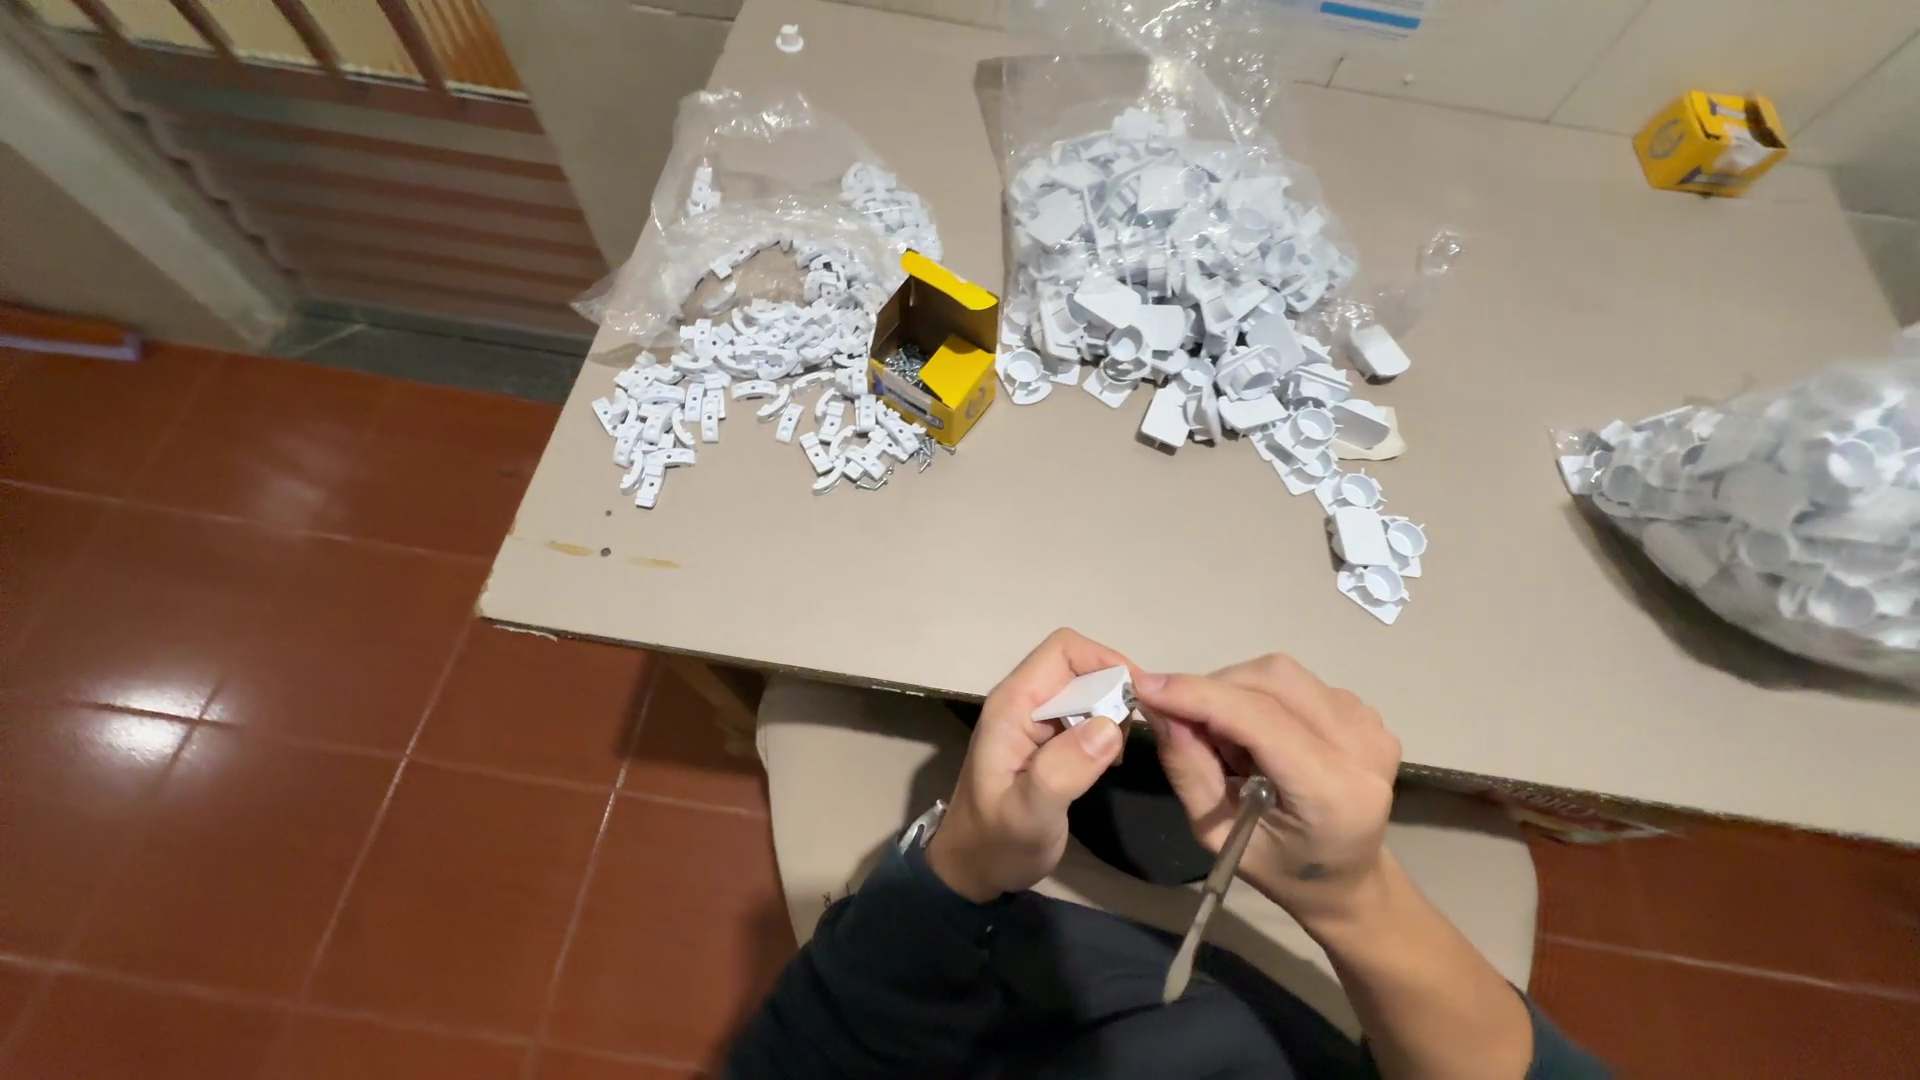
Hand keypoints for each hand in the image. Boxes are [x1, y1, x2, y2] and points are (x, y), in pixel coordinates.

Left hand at [924, 629, 1133, 901]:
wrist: (971, 869)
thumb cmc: (996, 842)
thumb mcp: (1030, 813)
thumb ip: (1064, 769)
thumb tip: (1110, 726)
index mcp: (1012, 705)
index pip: (1063, 650)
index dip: (1105, 661)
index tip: (1138, 699)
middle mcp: (1022, 701)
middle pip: (1078, 665)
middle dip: (1113, 690)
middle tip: (1133, 734)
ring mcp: (1033, 719)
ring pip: (1085, 689)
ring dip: (1111, 711)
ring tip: (1118, 755)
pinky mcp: (1045, 739)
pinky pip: (1083, 714)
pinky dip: (1105, 729)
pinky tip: (1109, 762)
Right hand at [1135, 655, 1400, 929]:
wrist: (1348, 878)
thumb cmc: (1281, 867)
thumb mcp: (1216, 834)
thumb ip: (1188, 769)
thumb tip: (1157, 707)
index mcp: (1334, 793)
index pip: (1259, 719)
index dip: (1198, 695)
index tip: (1143, 685)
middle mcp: (1362, 749)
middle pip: (1269, 681)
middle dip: (1211, 691)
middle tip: (1184, 724)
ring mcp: (1369, 724)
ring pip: (1278, 673)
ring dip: (1234, 692)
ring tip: (1228, 739)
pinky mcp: (1364, 712)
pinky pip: (1293, 681)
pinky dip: (1258, 695)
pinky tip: (1259, 735)